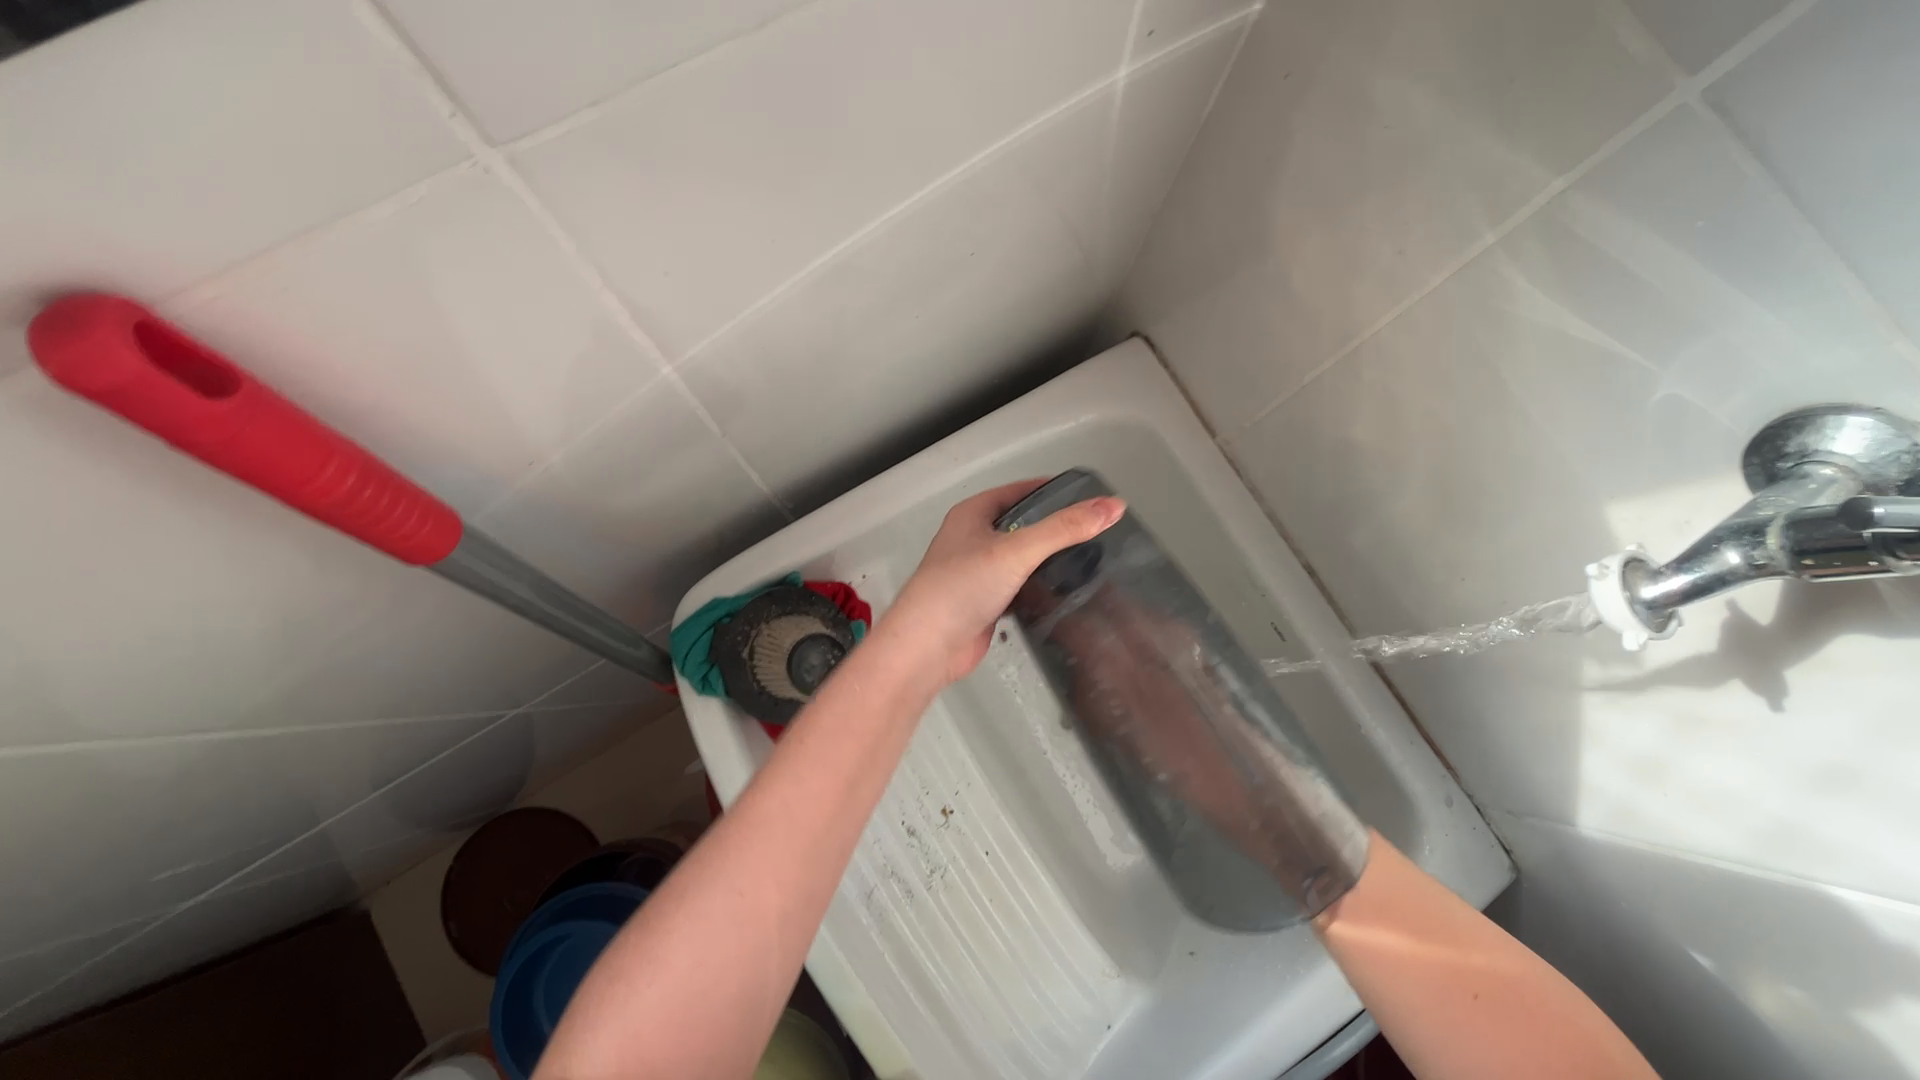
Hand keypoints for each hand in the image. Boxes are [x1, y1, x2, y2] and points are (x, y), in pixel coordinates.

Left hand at [886, 479, 1124, 683]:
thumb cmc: (961, 588)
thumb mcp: (1017, 550)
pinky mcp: (985, 604)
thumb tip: (1112, 506)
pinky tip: (1065, 594)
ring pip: (1021, 559)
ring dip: (1048, 561)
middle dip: (1055, 528)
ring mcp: (978, 573)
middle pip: (1023, 526)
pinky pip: (1019, 588)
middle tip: (1096, 532)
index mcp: (973, 514)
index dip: (1053, 491)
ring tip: (1090, 560)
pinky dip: (1039, 589)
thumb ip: (1064, 529)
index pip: (1020, 491)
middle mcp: (973, 539)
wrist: (928, 647)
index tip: (1090, 497)